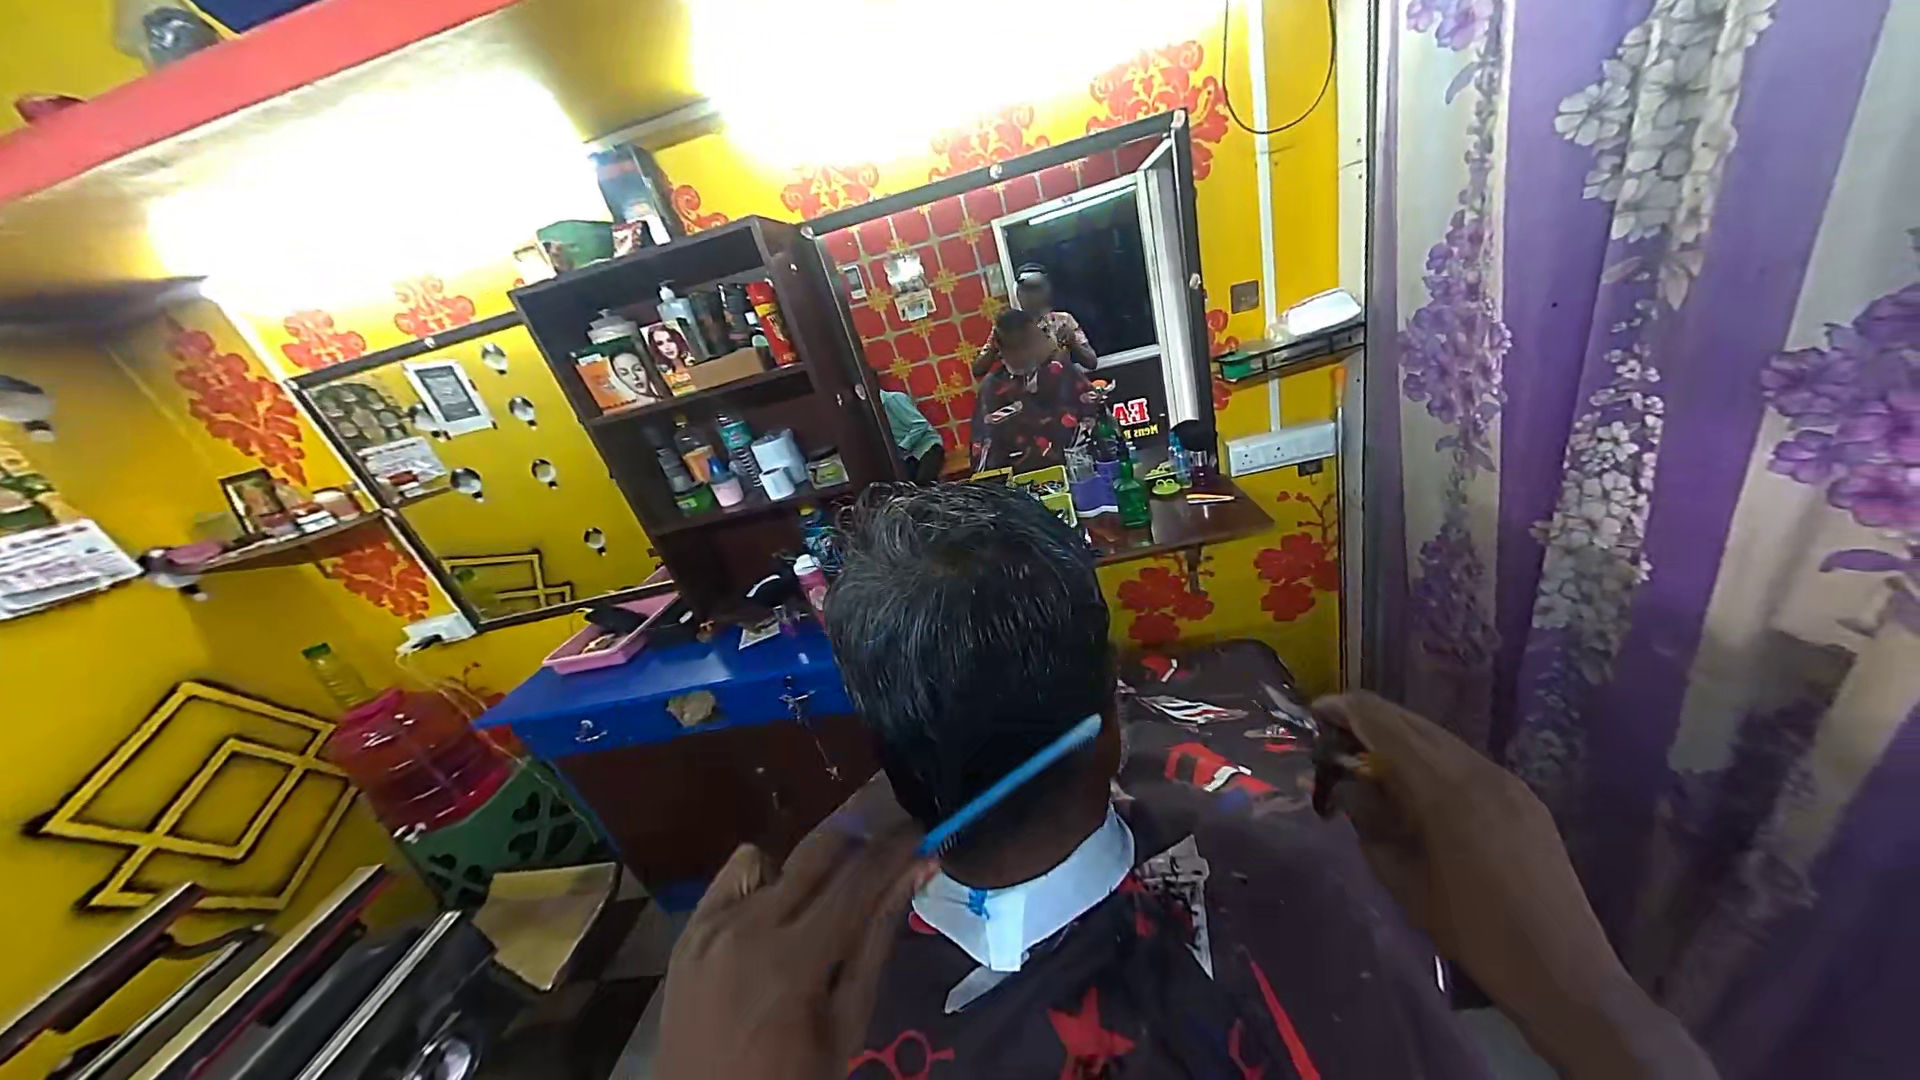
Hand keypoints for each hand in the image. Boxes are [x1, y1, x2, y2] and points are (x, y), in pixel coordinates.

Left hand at [656, 825, 928, 1079]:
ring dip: (816, 861)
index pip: (859, 878)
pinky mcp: (692, 924)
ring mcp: (714, 922)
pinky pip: (741, 868)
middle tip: (891, 830)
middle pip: (821, 847)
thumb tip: (916, 870)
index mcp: (795, 961)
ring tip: (832, 888)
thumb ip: (878, 939)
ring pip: (782, 853)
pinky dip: (768, 873)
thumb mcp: (847, 1025)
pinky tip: (778, 902)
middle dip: (864, 829)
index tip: (920, 830)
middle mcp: (751, 926)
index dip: (895, 847)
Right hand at [1313, 692, 1715, 1079]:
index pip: (1385, 724)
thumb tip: (1344, 781)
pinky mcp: (1522, 797)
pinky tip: (1409, 776)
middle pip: (1411, 722)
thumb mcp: (1397, 871)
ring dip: (1396, 734)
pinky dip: (1425, 753)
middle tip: (1331, 728)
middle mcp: (1480, 772)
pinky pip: (1461, 757)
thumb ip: (1366, 815)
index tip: (1315, 712)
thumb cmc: (1468, 927)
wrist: (1564, 975)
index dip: (1346, 709)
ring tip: (1364, 752)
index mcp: (1445, 790)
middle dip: (1367, 717)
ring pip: (1438, 736)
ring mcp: (1507, 782)